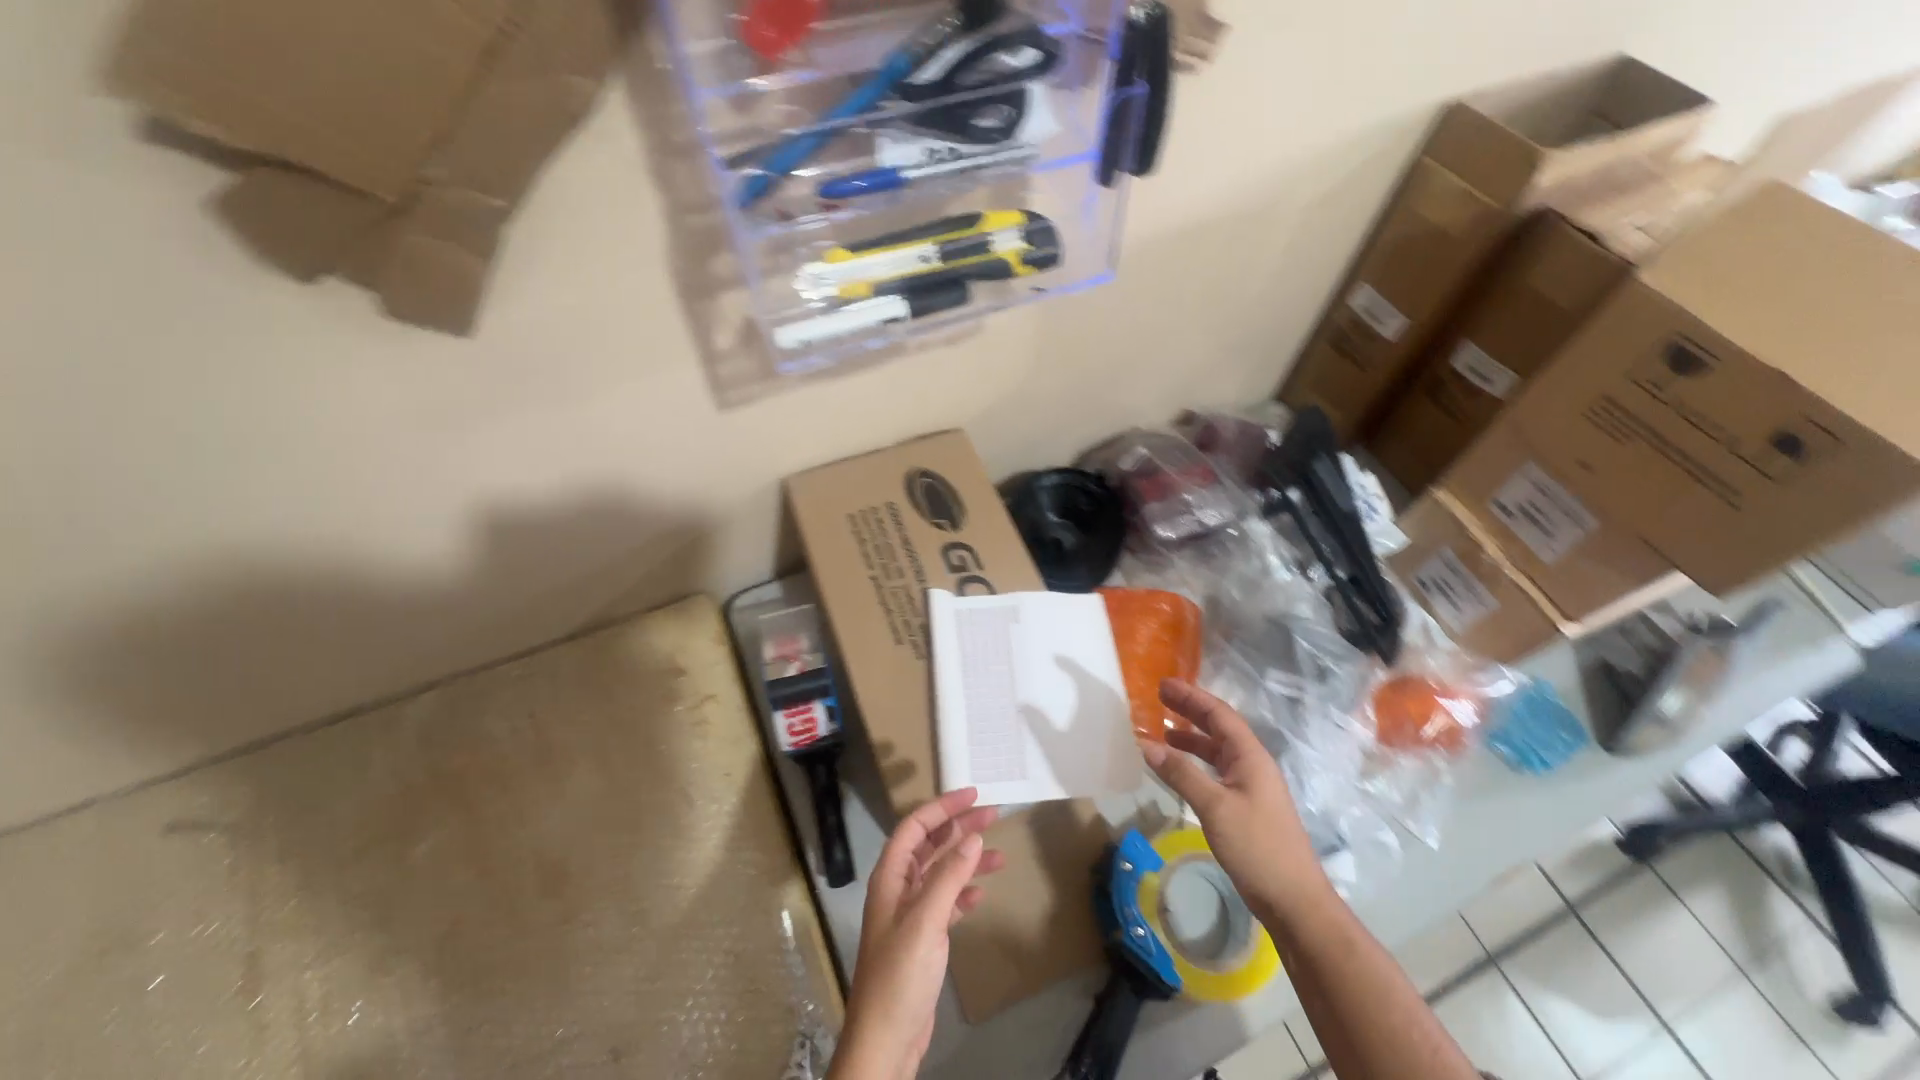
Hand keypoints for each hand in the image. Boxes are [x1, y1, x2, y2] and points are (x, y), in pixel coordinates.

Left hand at [831, 788, 1005, 1079]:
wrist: (885, 1037)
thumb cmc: (900, 975)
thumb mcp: (926, 921)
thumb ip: (949, 877)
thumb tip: (973, 836)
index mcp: (889, 878)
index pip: (914, 828)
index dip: (941, 807)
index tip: (973, 794)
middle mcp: (897, 890)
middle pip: (929, 846)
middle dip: (959, 828)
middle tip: (994, 814)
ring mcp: (909, 915)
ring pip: (940, 873)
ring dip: (967, 860)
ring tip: (1000, 855)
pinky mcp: (922, 939)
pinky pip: (945, 902)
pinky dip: (964, 893)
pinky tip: (982, 893)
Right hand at [1139, 679, 1333, 923]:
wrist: (1293, 898)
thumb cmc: (1257, 847)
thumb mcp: (1214, 807)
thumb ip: (1181, 773)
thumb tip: (1146, 744)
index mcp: (1251, 757)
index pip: (1219, 715)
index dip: (1192, 698)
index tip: (1163, 685)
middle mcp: (1252, 766)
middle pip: (1219, 729)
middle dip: (1190, 712)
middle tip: (1159, 698)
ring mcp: (1251, 788)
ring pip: (1218, 752)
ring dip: (1192, 739)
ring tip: (1162, 730)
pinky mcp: (1246, 808)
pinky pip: (1217, 773)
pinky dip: (1195, 764)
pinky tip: (1179, 771)